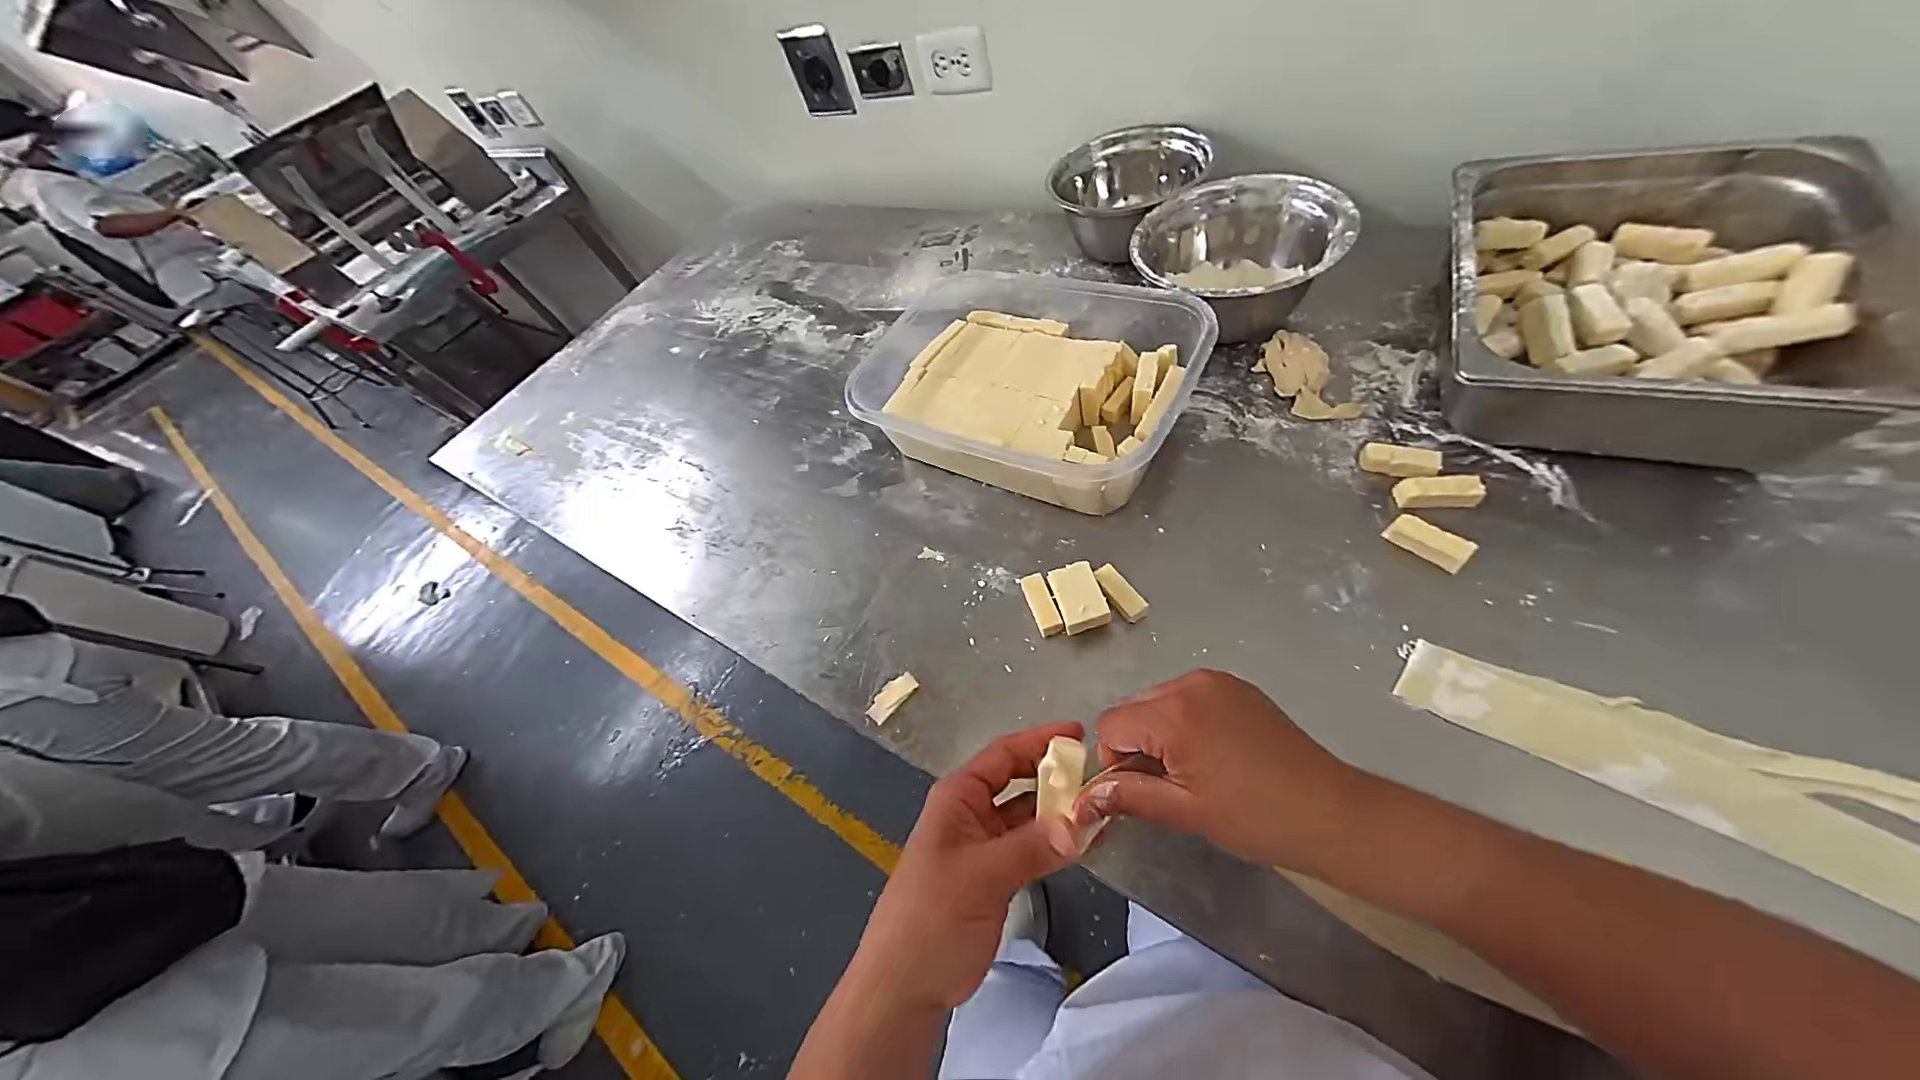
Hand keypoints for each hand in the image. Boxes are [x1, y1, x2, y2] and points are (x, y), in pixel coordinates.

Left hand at [851, 721, 1083, 1008]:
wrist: (905, 986)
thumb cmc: (931, 917)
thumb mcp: (981, 876)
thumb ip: (1031, 848)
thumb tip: (1082, 823)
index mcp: (957, 797)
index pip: (1002, 755)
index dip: (1039, 740)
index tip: (1078, 734)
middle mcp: (970, 813)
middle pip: (1019, 782)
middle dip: (1055, 777)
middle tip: (1097, 776)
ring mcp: (983, 845)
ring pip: (1028, 817)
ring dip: (1060, 813)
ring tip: (1101, 808)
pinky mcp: (995, 875)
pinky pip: (1031, 847)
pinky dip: (1056, 843)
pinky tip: (1085, 843)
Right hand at [1071, 670, 1369, 870]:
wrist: (1332, 812)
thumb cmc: (1255, 817)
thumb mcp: (1183, 810)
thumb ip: (1127, 796)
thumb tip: (1082, 800)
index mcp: (1174, 712)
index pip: (1110, 724)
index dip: (1114, 758)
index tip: (1140, 788)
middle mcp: (1190, 683)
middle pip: (1132, 708)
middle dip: (1137, 743)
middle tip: (1168, 783)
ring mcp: (1216, 681)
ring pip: (1158, 702)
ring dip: (1159, 732)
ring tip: (1194, 770)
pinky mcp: (1236, 687)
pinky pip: (1187, 697)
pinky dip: (1184, 721)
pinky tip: (1213, 753)